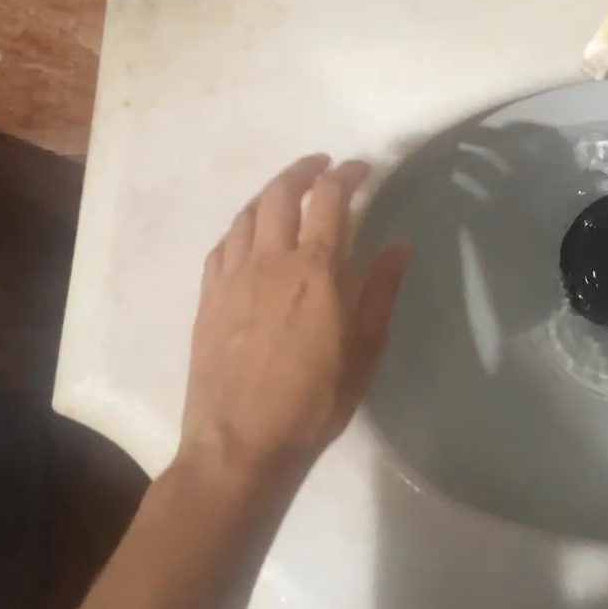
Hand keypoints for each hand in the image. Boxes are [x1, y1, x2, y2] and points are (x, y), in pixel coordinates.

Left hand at [181, 155, 410, 477]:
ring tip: (288, 191)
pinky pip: (223, 244)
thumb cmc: (315, 399)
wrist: (241, 443)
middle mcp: (271, 261)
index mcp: (317, 270)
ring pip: (248, 213)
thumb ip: (380, 290)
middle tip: (323, 165)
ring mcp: (233, 277)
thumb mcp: (365, 349)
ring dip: (270, 192)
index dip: (347, 175)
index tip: (361, 168)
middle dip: (304, 170)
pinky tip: (250, 233)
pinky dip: (242, 225)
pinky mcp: (208, 297)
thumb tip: (399, 246)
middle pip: (282, 194)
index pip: (331, 200)